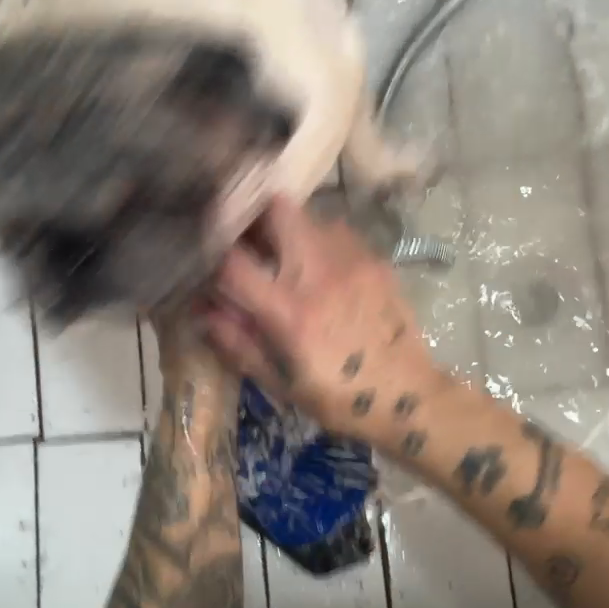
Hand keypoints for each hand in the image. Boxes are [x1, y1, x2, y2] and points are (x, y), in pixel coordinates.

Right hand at [197, 196, 448, 442]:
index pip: (234, 262)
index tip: (203, 256)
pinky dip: (319, 243)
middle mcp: (319, 274)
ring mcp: (352, 261)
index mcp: (290, 312)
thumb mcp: (279, 382)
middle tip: (247, 241)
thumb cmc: (337, 398)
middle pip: (277, 209)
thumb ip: (236, 342)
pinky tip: (321, 271)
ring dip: (288, 230)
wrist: (407, 396)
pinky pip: (337, 233)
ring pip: (309, 215)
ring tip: (285, 258)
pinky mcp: (375, 260)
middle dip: (255, 219)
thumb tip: (201, 312)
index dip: (211, 254)